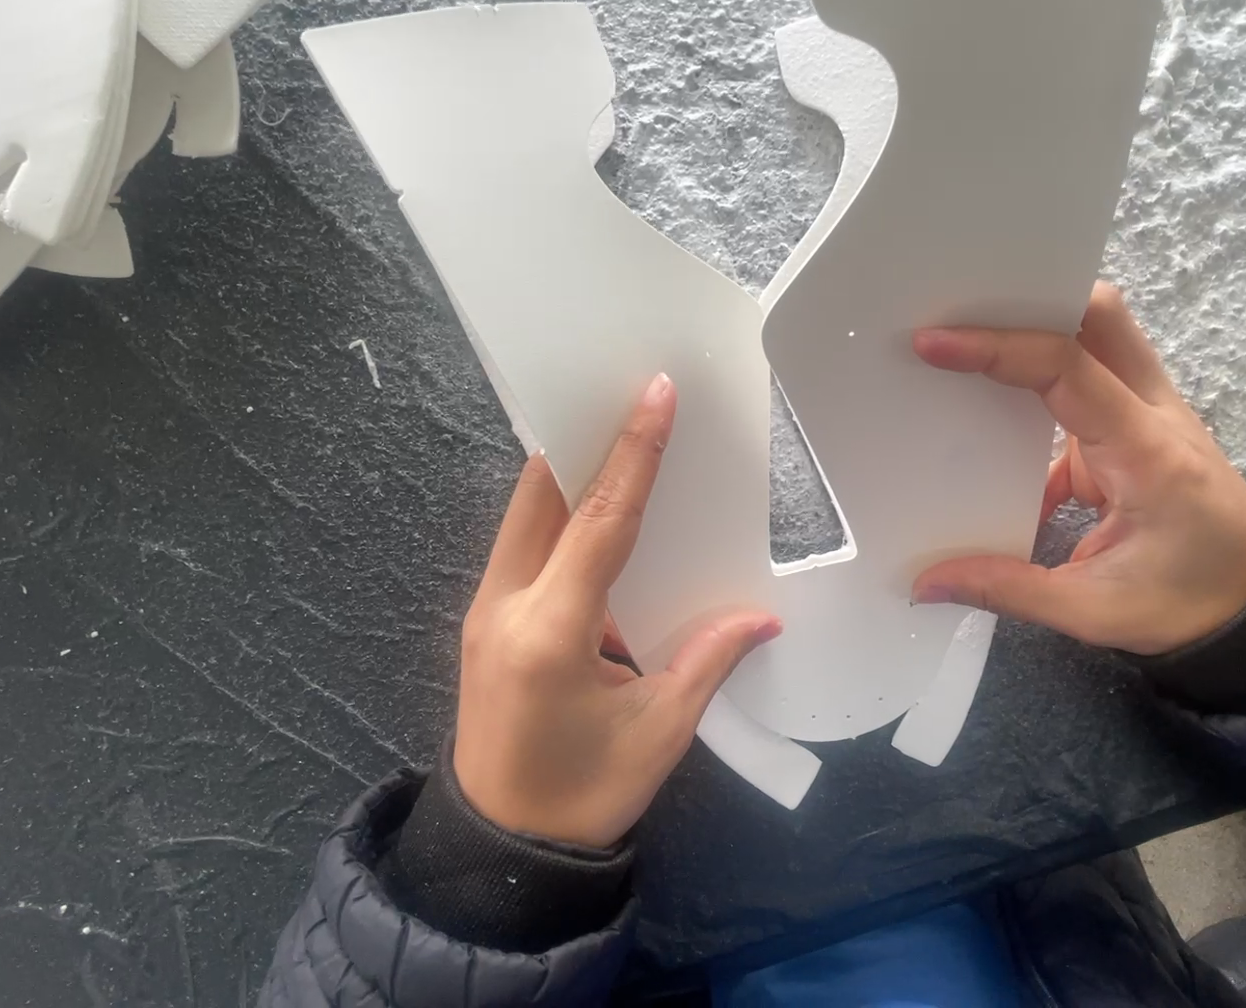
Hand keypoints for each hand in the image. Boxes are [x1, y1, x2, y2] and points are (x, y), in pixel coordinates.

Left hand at [452, 374, 782, 847]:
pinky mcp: (484, 620)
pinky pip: (521, 542)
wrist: (502, 851)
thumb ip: (707, 660)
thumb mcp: (658, 733)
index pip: (601, 521)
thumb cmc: (585, 795)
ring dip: (564, 471)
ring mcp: (485, 610)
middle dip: (581, 441)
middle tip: (623, 396)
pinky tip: (590, 507)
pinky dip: (554, 511)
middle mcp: (505, 605)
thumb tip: (761, 616)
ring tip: (609, 436)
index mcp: (550, 633)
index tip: (653, 393)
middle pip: (540, 496)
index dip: (632, 452)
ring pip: (522, 513)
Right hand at [909, 283, 1245, 655]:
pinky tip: (993, 402)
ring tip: (970, 334)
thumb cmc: (1190, 602)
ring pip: (1099, 331)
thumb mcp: (1094, 611)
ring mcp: (1148, 411)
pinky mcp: (1133, 424)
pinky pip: (1086, 375)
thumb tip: (927, 581)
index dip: (998, 347)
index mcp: (1145, 453)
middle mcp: (1153, 413)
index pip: (1068, 369)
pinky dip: (1040, 372)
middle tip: (964, 308)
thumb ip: (1007, 590)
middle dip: (1031, 300)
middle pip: (1101, 316)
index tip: (934, 341)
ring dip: (1039, 324)